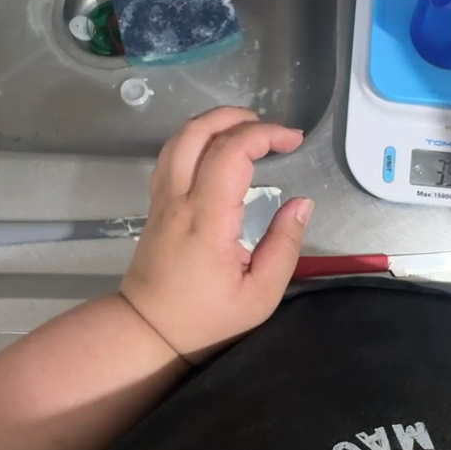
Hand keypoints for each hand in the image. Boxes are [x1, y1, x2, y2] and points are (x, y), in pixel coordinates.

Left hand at [120, 107, 313, 362]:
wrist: (148, 331)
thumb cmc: (207, 320)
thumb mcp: (260, 295)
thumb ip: (284, 245)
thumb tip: (302, 204)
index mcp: (207, 220)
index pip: (231, 153)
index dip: (264, 135)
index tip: (293, 141)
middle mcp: (179, 200)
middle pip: (199, 133)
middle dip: (238, 118)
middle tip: (272, 129)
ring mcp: (162, 199)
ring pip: (180, 139)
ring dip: (214, 123)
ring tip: (247, 128)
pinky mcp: (156, 205)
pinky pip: (172, 155)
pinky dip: (197, 139)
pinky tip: (217, 148)